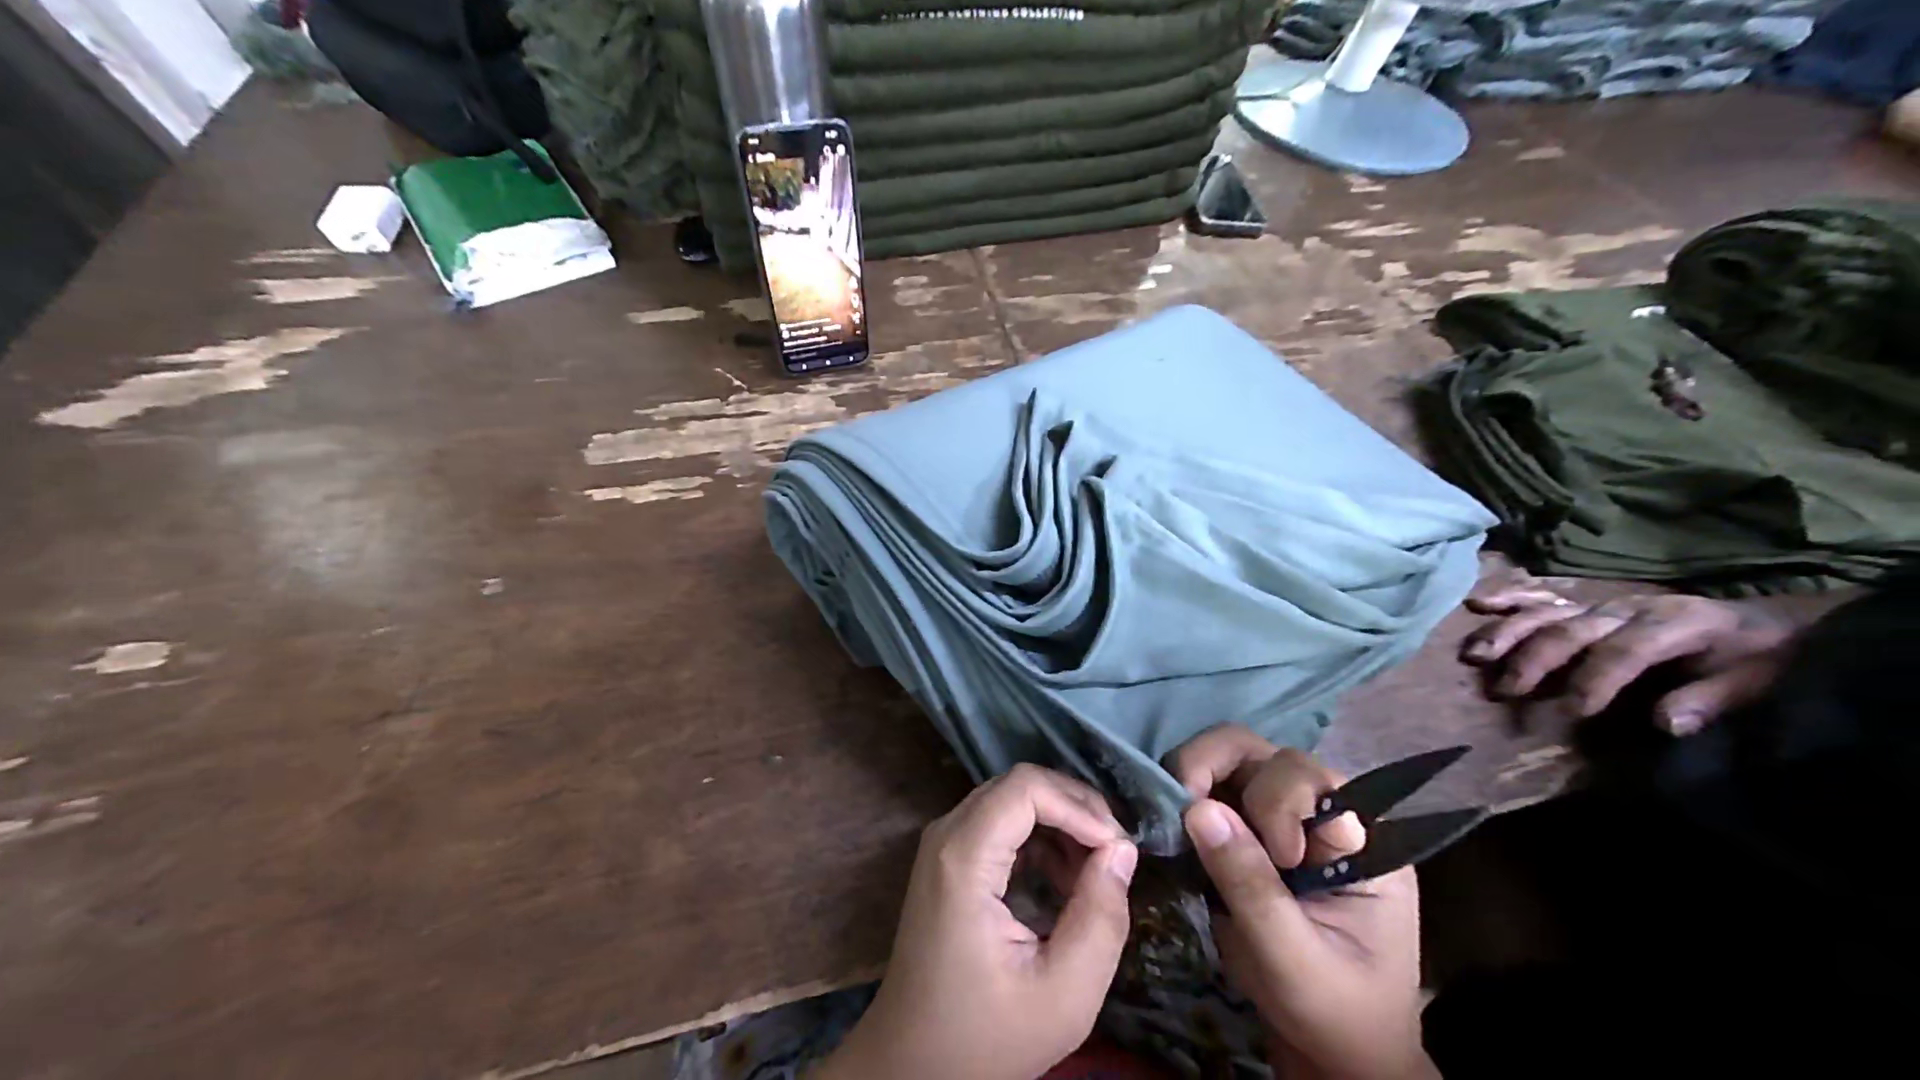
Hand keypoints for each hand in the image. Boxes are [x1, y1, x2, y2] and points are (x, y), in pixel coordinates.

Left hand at [817, 765, 1137, 1079]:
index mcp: (963, 858)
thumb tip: (1122, 850)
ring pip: (1013, 800)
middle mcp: (947, 834)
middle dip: (1076, 809)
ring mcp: (944, 843)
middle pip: (1019, 785)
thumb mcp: (1063, 995)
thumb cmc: (985, 1036)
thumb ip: (1101, 918)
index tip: (1117, 848)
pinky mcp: (949, 858)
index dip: (1079, 806)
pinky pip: (1001, 823)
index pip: (1026, 787)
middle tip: (1116, 854)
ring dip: (1061, 825)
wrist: (912, 1063)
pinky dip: (1041, 840)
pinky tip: (1065, 882)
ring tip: (1095, 875)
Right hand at [1172, 727, 1435, 1079]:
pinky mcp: (1250, 830)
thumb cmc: (1333, 1012)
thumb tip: (1197, 807)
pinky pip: (1214, 789)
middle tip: (1186, 807)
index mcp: (1362, 841)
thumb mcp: (1294, 960)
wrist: (1332, 1051)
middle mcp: (1323, 814)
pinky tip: (1177, 829)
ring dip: (1196, 777)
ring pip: (1232, 762)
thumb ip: (1251, 886)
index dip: (1277, 800)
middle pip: (1264, 755)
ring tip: (1179, 822)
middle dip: (1215, 767)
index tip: (1275, 858)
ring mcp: (1284, 818)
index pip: (1312, 779)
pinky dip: (1186, 795)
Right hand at [1459, 579, 1824, 733]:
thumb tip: (1665, 723)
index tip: (1572, 711)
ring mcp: (1599, 602)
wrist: (1761, 623)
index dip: (1596, 679)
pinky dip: (1506, 597)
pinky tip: (1477, 604)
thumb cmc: (1754, 657)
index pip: (1626, 649)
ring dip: (1506, 632)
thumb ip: (1712, 699)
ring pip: (1545, 612)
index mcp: (1676, 622)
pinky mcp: (1583, 602)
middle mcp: (1627, 607)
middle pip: (1570, 629)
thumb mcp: (1757, 680)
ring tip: (1475, 656)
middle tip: (1505, 691)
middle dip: (1535, 659)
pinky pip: (1538, 596)